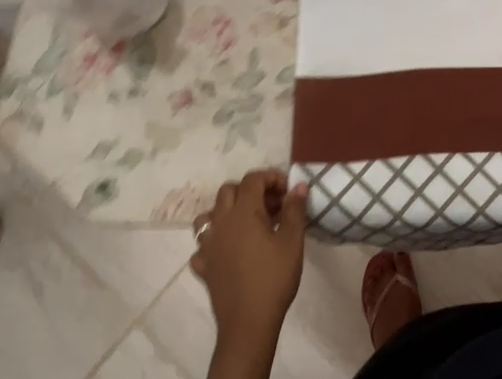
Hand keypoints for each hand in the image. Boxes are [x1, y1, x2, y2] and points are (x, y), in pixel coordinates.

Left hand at [192, 170, 309, 348]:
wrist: (248, 322)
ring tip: (246, 224)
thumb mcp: (292, 240)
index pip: (253, 179)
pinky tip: (229, 251)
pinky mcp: (203, 266)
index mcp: (243, 212)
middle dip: (250, 190)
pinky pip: (202, 245)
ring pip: (209, 215)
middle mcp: (221, 222)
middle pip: (228, 191)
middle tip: (272, 206)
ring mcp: (207, 245)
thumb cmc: (274, 277)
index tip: (288, 191)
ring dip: (226, 212)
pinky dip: (215, 241)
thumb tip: (298, 185)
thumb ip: (294, 209)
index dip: (272, 177)